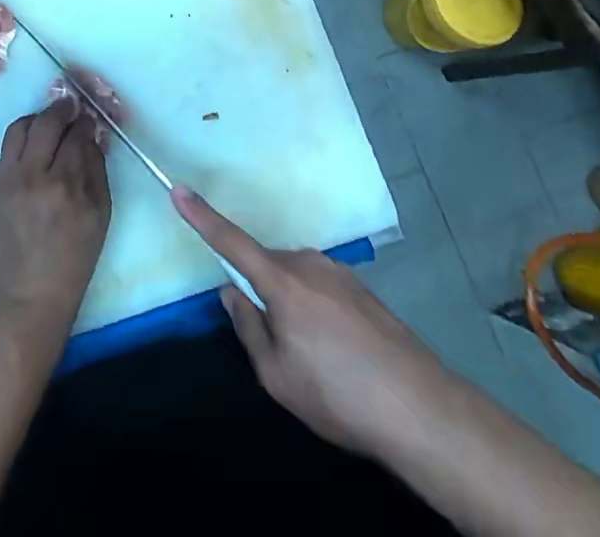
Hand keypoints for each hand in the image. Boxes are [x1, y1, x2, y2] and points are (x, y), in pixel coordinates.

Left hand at [0, 100, 111, 312]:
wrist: (31, 287)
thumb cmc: (76, 253)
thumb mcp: (101, 212)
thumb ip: (96, 168)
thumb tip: (90, 135)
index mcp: (67, 186)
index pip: (76, 135)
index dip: (84, 121)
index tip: (88, 117)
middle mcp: (34, 177)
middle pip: (46, 123)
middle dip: (60, 109)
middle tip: (70, 106)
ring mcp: (8, 180)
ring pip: (20, 128)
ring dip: (37, 119)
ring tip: (49, 122)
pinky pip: (8, 149)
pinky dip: (24, 140)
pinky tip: (35, 148)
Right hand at [173, 186, 453, 461]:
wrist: (421, 409)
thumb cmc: (337, 395)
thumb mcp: (276, 375)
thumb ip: (248, 327)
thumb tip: (233, 292)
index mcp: (283, 283)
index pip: (231, 243)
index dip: (202, 217)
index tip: (178, 191)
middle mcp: (310, 265)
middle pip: (265, 266)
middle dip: (259, 292)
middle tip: (278, 346)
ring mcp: (340, 273)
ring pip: (294, 278)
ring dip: (289, 303)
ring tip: (315, 357)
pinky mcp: (362, 287)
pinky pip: (320, 287)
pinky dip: (315, 309)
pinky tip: (339, 351)